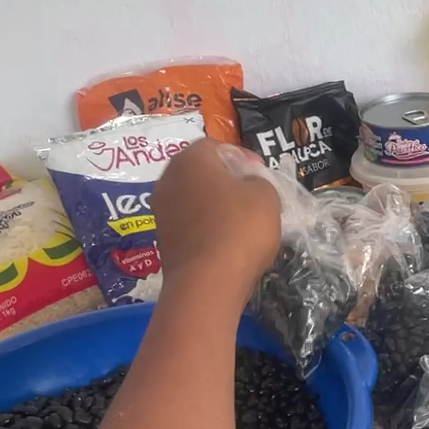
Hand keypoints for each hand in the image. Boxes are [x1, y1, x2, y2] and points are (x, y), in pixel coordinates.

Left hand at [151, 140, 280, 298]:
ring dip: (216, 205)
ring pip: (194, 199)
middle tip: (253, 195)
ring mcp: (162, 211)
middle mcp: (168, 179)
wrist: (208, 282)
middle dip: (227, 180)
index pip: (216, 146)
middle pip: (201, 172)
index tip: (262, 174)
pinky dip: (207, 227)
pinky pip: (191, 223)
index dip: (243, 157)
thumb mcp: (267, 196)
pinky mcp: (164, 239)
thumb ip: (260, 182)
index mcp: (191, 159)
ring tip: (242, 221)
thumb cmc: (240, 229)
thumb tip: (249, 185)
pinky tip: (227, 241)